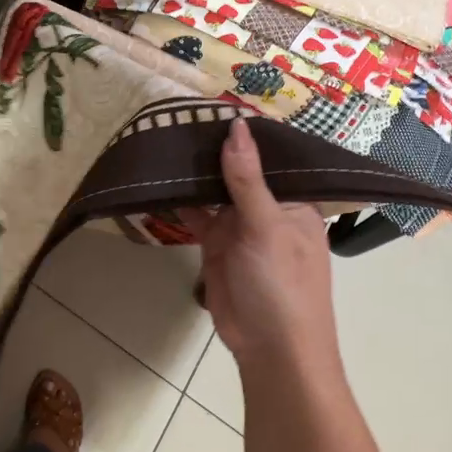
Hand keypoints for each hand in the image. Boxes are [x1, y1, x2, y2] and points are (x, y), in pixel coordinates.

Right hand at [181, 119, 341, 377]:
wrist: (271, 349)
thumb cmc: (283, 286)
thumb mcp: (266, 227)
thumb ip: (247, 179)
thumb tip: (236, 126)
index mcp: (295, 204)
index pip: (271, 158)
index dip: (246, 134)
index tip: (214, 103)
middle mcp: (268, 211)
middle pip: (239, 171)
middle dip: (213, 148)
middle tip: (177, 114)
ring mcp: (240, 229)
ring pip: (214, 191)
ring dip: (194, 171)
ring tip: (163, 137)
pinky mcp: (216, 245)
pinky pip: (196, 214)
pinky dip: (178, 199)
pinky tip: (156, 178)